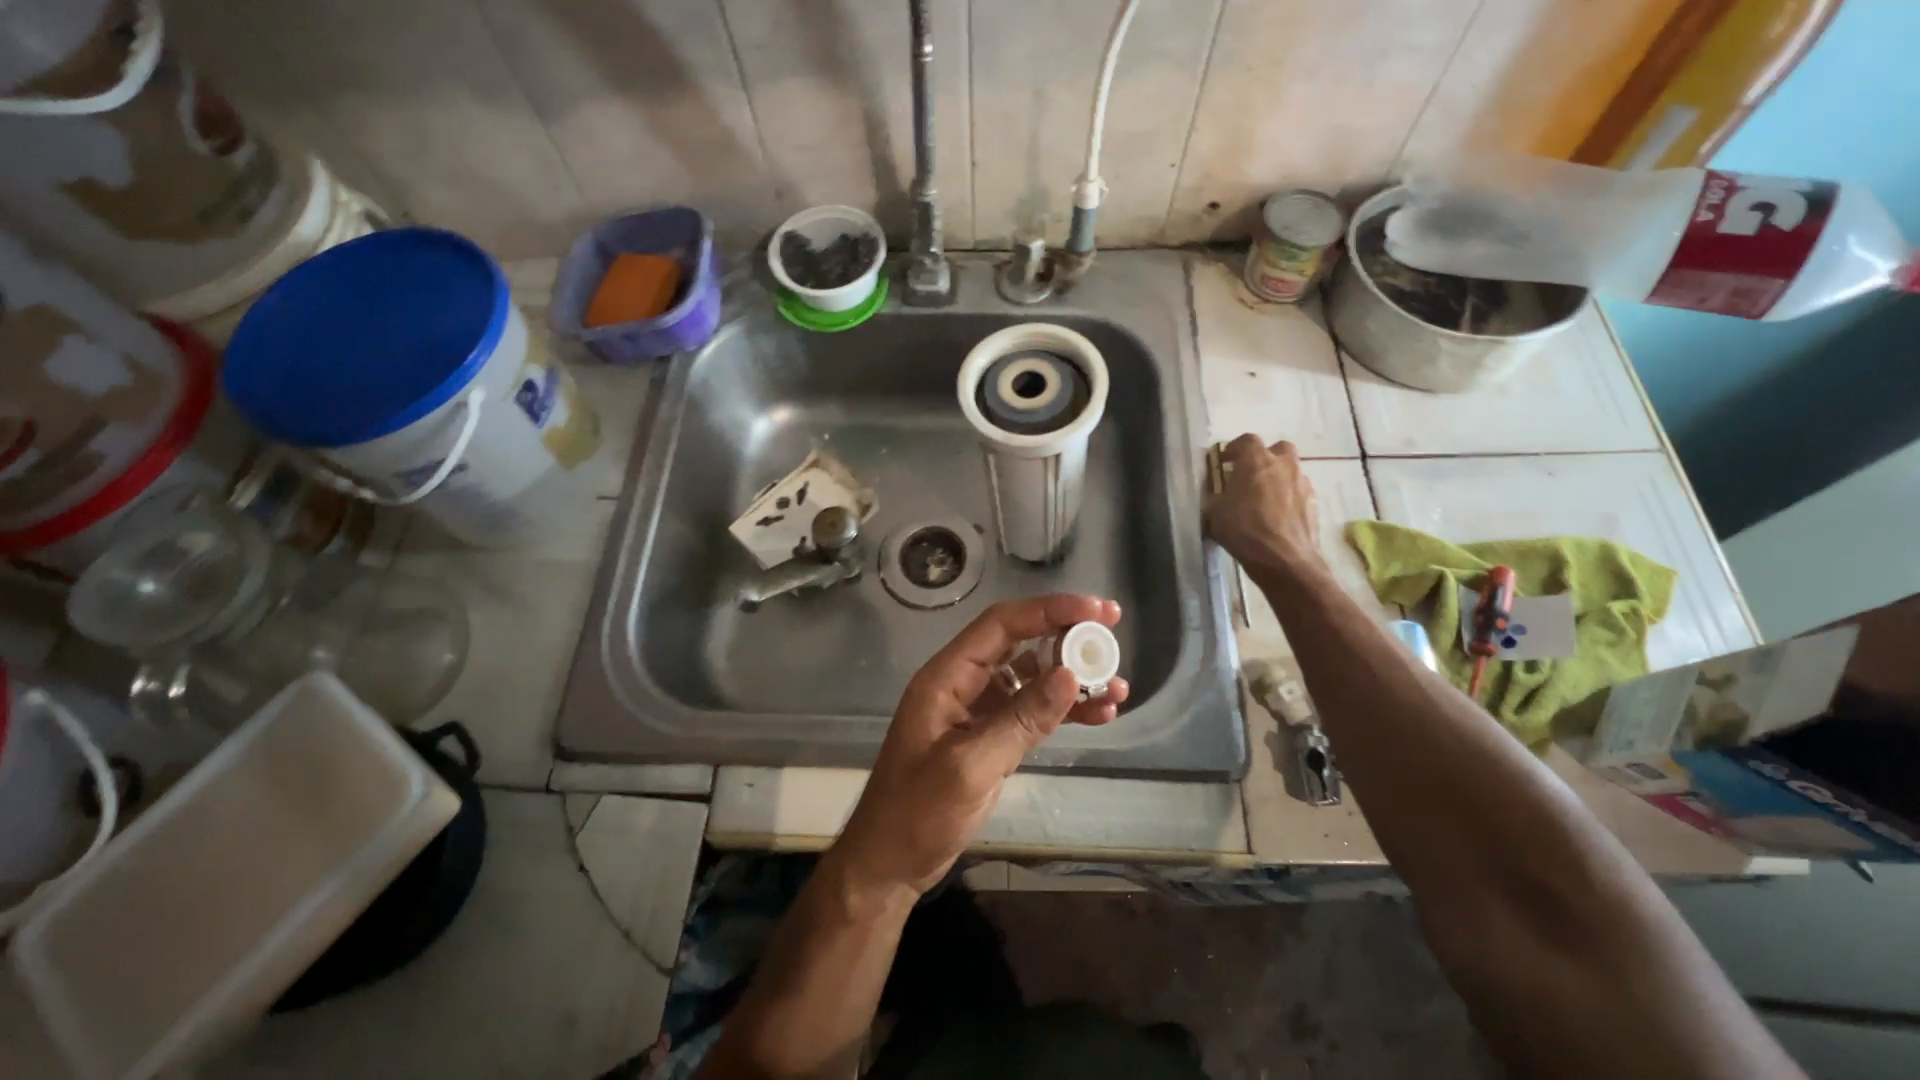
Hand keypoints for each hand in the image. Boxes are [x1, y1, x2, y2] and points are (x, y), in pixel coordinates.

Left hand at [828, 595, 1129, 904]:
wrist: (891, 863)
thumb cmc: (918, 813)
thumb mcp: (970, 767)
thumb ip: (1020, 720)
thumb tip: (1070, 675)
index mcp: (946, 678)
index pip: (1002, 625)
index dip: (1049, 611)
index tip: (1097, 610)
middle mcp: (963, 685)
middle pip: (1021, 644)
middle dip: (1068, 637)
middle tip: (1114, 633)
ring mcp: (978, 712)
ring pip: (1032, 679)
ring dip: (1073, 679)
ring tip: (1116, 687)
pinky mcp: (990, 739)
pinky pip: (1032, 712)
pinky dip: (1063, 711)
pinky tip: (1098, 715)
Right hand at [1204, 435, 1327, 577]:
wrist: (1284, 559)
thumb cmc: (1244, 530)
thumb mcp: (1215, 514)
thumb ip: (1215, 498)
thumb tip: (1215, 496)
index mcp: (1256, 460)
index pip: (1246, 440)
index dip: (1235, 449)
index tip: (1226, 462)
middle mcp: (1283, 465)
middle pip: (1278, 449)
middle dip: (1266, 458)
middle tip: (1252, 475)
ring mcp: (1302, 483)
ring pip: (1291, 471)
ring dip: (1279, 479)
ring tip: (1265, 500)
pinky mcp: (1314, 503)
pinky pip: (1299, 493)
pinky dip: (1289, 499)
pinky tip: (1278, 517)